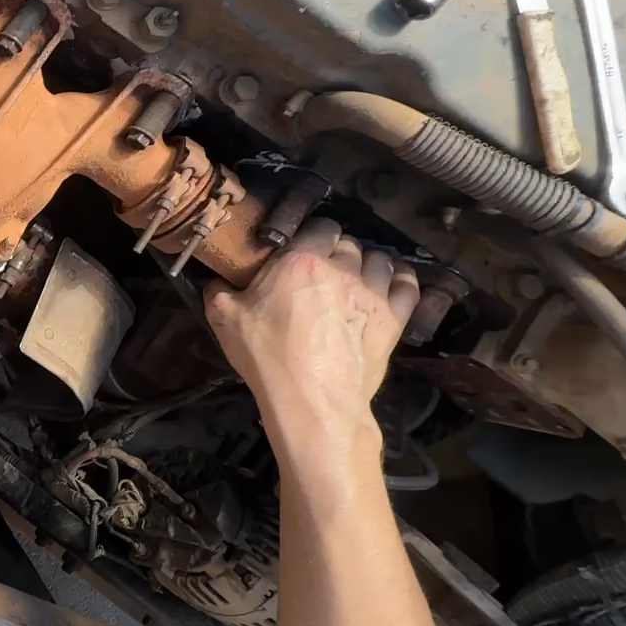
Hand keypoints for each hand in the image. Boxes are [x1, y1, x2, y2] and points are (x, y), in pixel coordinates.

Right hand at [204, 219, 419, 445]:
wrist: (312, 399)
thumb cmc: (266, 353)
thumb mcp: (223, 317)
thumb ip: (218, 290)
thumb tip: (216, 281)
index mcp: (300, 261)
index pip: (320, 226)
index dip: (313, 232)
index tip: (301, 245)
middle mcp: (342, 269)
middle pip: (350, 243)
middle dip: (338, 248)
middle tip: (322, 265)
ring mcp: (374, 294)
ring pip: (381, 261)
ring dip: (368, 262)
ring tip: (356, 275)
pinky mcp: (395, 320)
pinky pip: (409, 287)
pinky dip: (401, 280)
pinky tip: (390, 285)